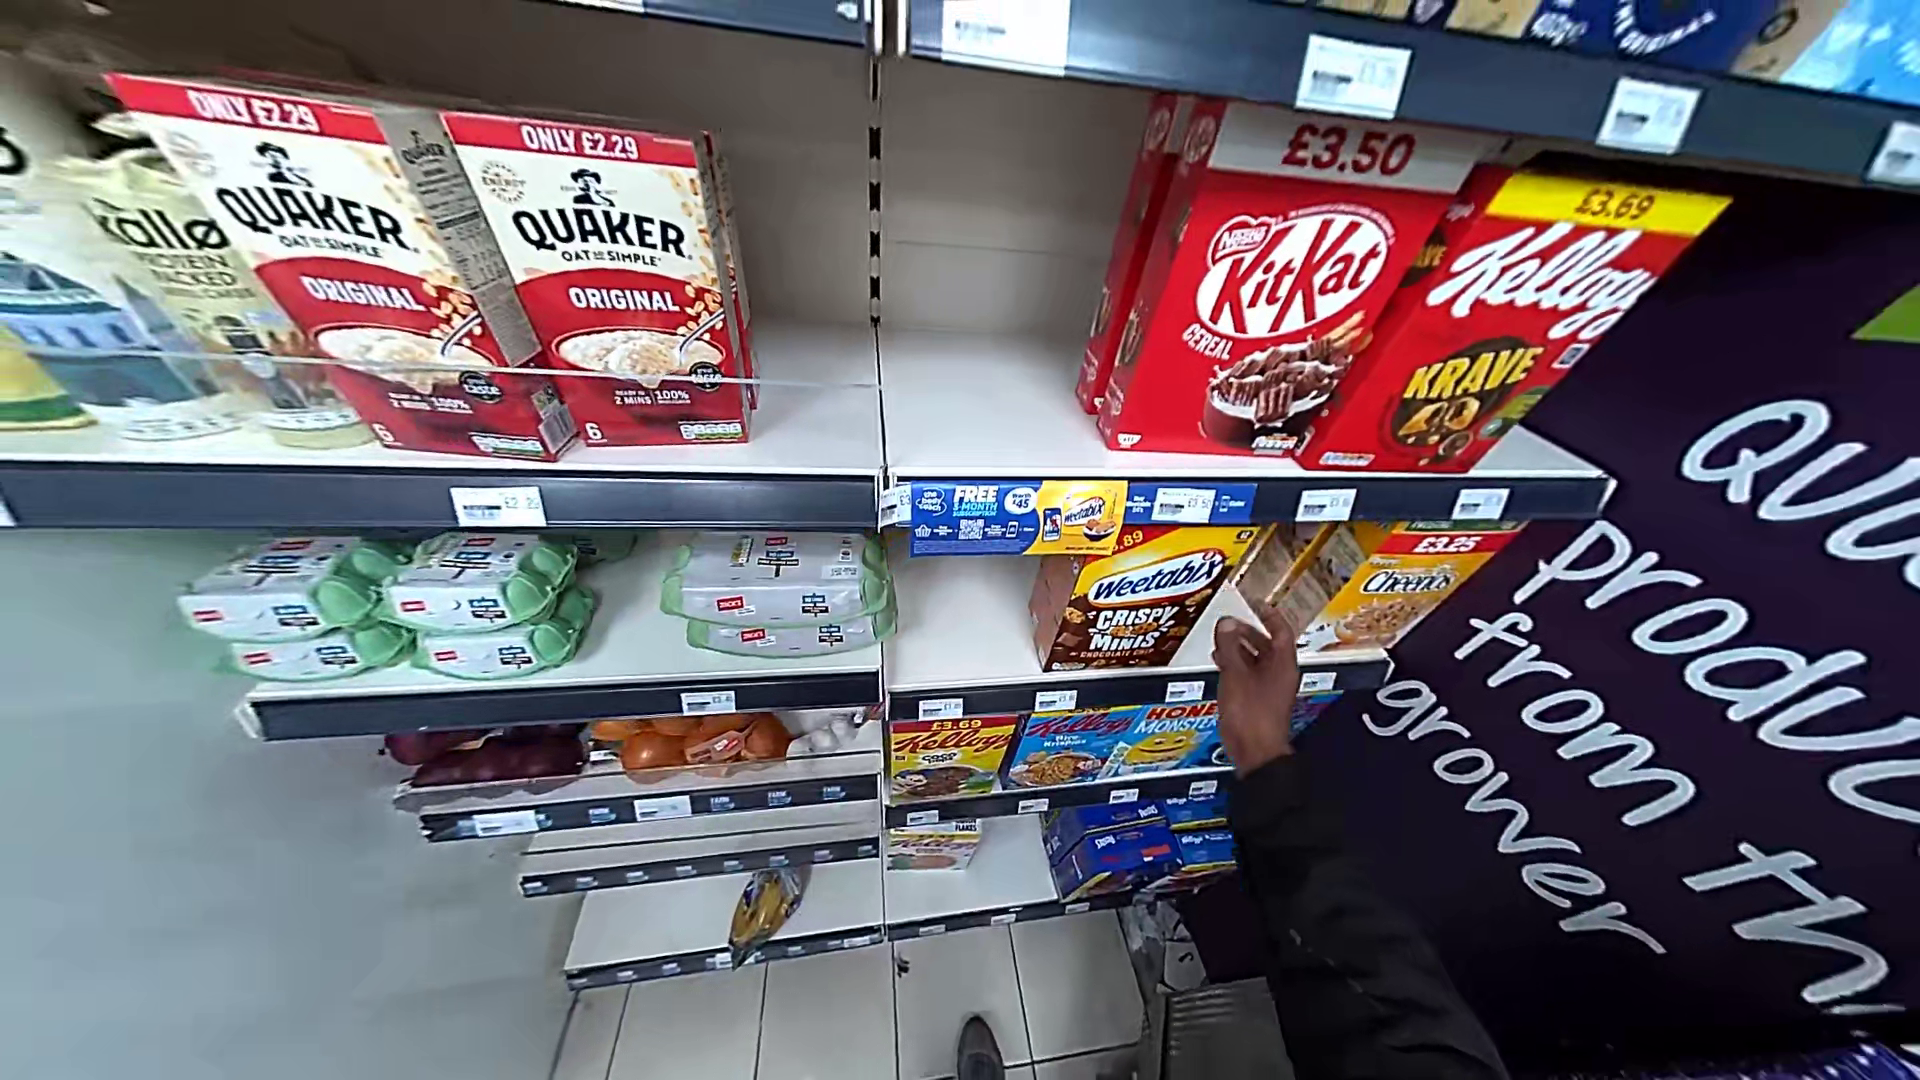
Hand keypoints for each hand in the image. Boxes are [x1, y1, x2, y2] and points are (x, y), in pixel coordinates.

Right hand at [1211, 600, 1298, 775]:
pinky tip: (1219, 662)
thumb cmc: (1251, 714)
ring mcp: (1269, 687)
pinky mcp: (1257, 698)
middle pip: (1267, 644)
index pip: (1280, 630)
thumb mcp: (1235, 674)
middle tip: (1229, 622)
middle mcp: (1279, 674)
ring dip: (1239, 647)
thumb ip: (1229, 647)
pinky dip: (1234, 663)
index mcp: (1282, 664)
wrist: (1254, 751)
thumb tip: (1226, 623)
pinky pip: (1247, 673)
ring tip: (1220, 639)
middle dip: (1247, 631)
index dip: (1268, 614)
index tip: (1254, 603)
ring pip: (1256, 659)